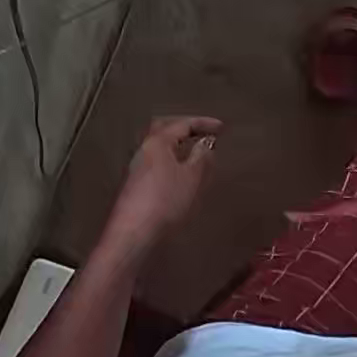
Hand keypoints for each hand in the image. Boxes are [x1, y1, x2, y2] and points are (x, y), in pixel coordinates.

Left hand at [103, 116, 222, 250]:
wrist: (134, 233)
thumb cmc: (166, 201)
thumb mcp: (192, 178)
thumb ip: (201, 158)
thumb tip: (206, 143)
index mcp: (156, 143)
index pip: (181, 124)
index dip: (203, 123)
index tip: (222, 127)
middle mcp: (143, 151)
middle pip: (164, 130)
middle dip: (185, 128)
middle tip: (203, 132)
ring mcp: (136, 168)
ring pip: (158, 148)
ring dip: (177, 146)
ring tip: (195, 153)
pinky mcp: (135, 185)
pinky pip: (156, 164)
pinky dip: (171, 161)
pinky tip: (180, 174)